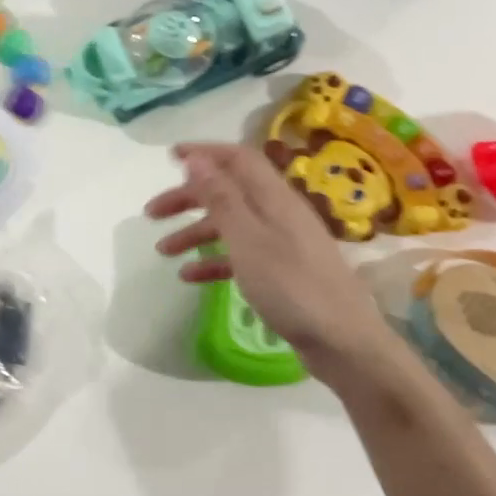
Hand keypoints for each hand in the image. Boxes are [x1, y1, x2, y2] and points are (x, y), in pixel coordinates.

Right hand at [145, 142, 392, 379]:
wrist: (343, 342)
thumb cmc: (292, 286)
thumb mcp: (247, 239)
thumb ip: (221, 197)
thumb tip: (197, 158)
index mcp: (273, 198)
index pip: (237, 159)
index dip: (204, 153)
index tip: (169, 158)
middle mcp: (279, 213)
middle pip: (228, 191)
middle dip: (189, 197)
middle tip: (152, 213)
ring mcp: (283, 243)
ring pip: (231, 224)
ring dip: (195, 232)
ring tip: (162, 251)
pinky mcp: (283, 272)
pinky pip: (241, 255)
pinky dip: (214, 261)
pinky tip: (190, 277)